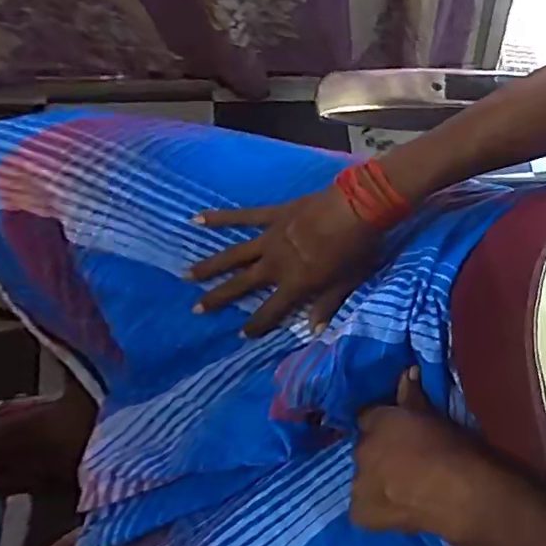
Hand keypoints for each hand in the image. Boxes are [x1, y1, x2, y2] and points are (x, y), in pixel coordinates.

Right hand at [189, 184, 380, 336]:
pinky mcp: (274, 215)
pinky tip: (196, 218)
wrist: (357, 210)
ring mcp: (270, 238)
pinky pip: (242, 216)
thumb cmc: (358, 249)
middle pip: (243, 284)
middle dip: (219, 297)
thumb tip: (314, 331)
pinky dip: (219, 217)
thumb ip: (328, 305)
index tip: (240, 335)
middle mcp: (275, 264)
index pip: (272, 310)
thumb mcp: (348, 282)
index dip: (257, 324)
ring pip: (234, 255)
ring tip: (187, 275)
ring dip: (210, 265)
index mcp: (295, 283)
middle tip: (195, 308)